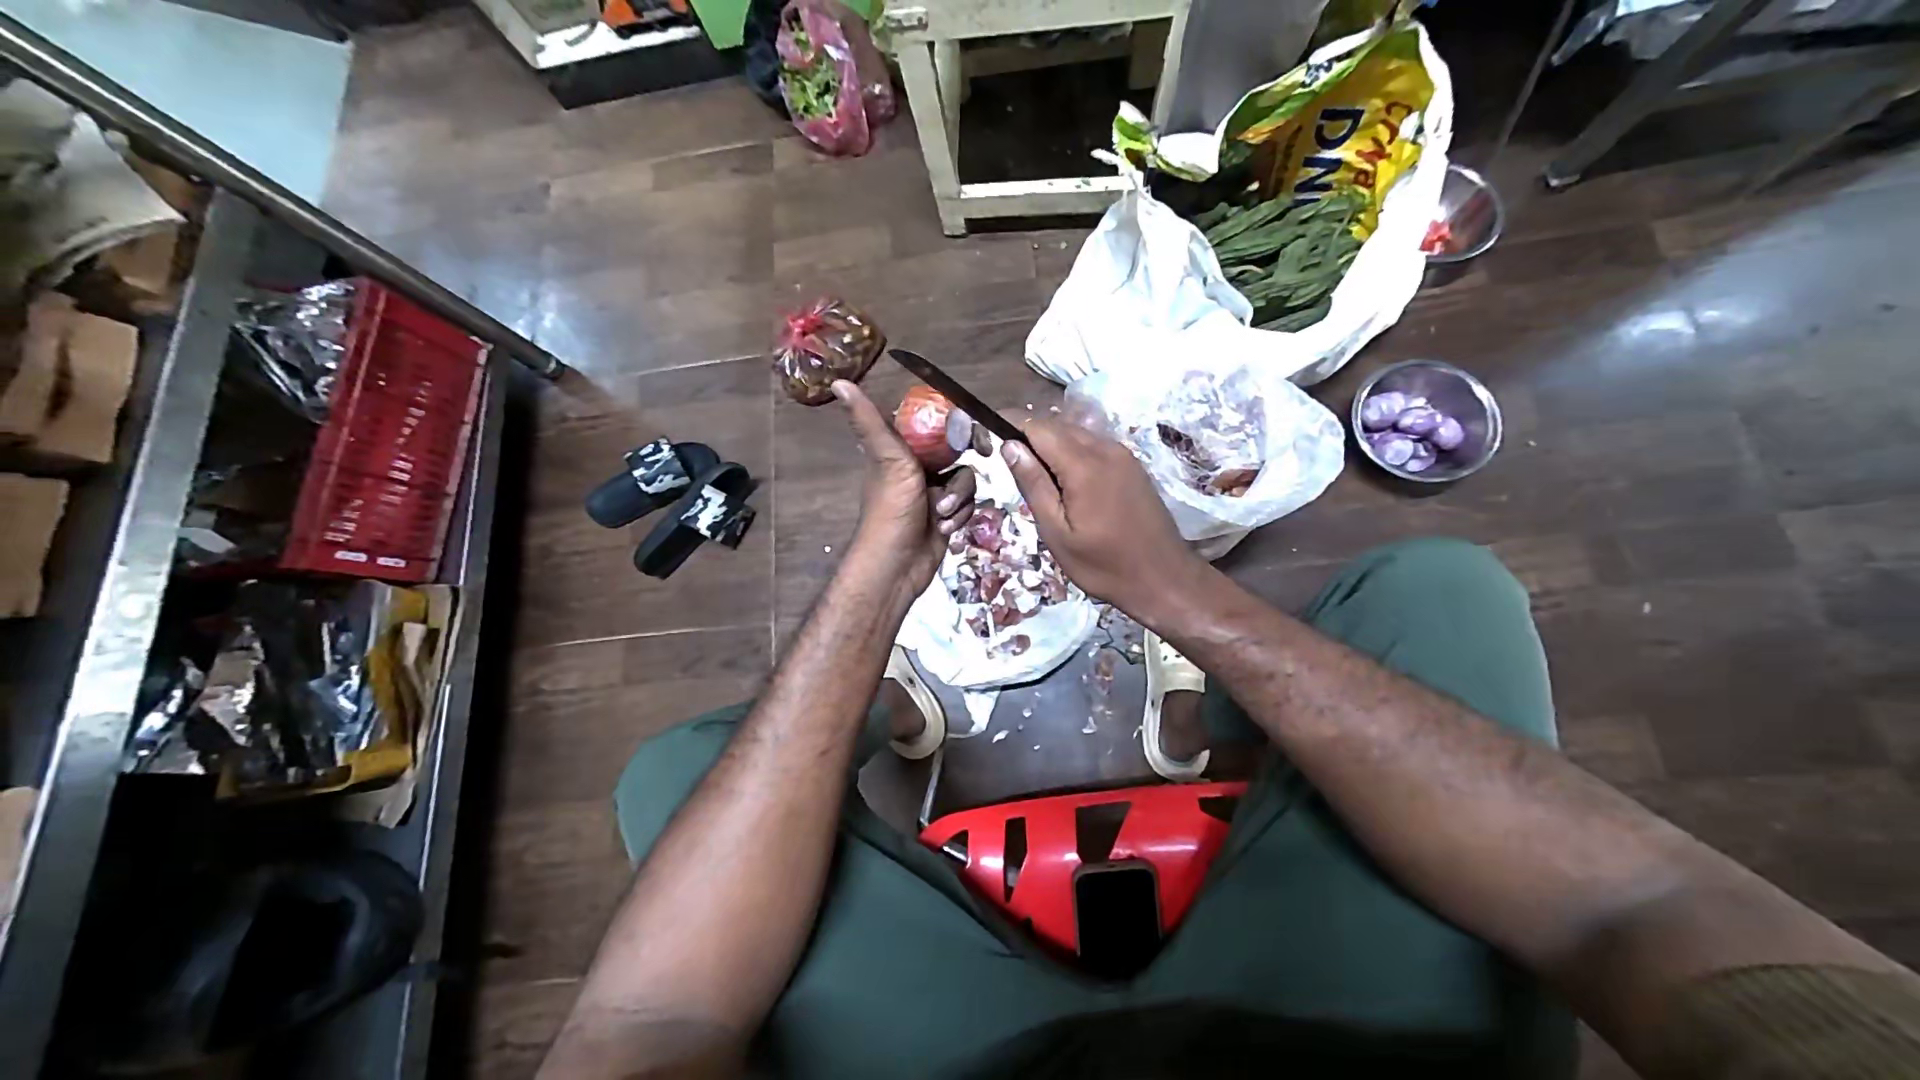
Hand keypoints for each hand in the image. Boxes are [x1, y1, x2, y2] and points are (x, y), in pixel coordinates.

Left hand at [833, 381, 975, 591]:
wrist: (896, 566)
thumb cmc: (890, 509)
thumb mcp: (886, 458)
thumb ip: (869, 421)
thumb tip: (838, 381)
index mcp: (900, 451)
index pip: (934, 426)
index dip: (956, 425)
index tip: (973, 433)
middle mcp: (916, 469)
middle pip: (956, 452)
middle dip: (963, 466)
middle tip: (980, 459)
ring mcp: (932, 493)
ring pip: (966, 479)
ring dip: (959, 497)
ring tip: (942, 513)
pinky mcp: (945, 516)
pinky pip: (967, 504)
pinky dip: (961, 514)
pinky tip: (946, 527)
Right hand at [1001, 418, 1207, 620]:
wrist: (1164, 578)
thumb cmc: (1104, 565)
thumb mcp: (1057, 533)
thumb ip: (1033, 485)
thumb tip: (1009, 446)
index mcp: (1083, 465)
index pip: (1037, 426)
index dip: (1010, 424)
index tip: (988, 434)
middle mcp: (1105, 449)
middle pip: (1056, 425)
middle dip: (1028, 434)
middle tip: (1006, 461)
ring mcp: (1122, 455)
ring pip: (1075, 434)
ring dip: (1050, 444)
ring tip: (1032, 473)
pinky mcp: (1132, 465)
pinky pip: (1093, 445)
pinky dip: (1071, 452)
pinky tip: (1063, 480)